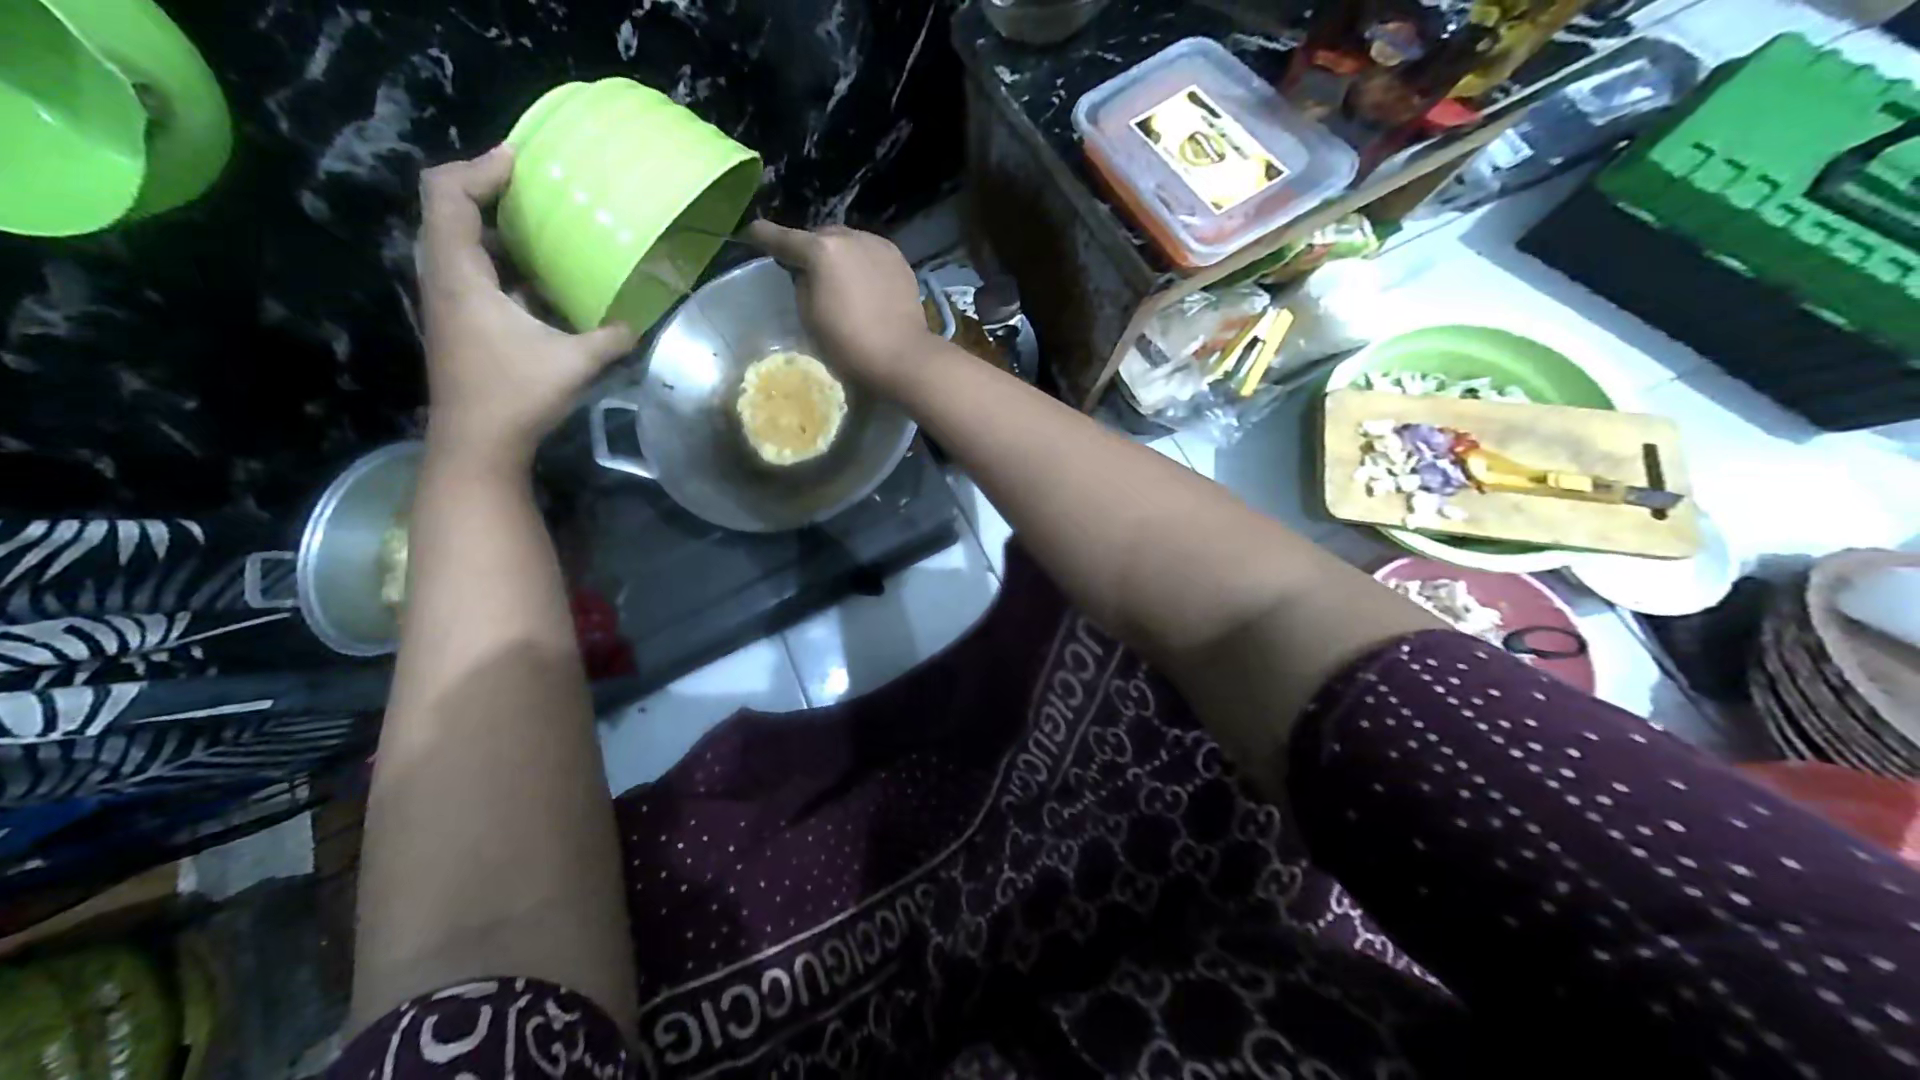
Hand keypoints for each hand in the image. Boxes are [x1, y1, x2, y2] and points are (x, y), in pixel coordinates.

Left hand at [415, 146, 639, 465]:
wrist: (476, 444)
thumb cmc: (515, 395)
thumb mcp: (574, 363)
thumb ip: (610, 337)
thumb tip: (638, 323)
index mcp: (460, 275)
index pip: (448, 194)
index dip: (480, 168)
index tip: (522, 161)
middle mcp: (445, 279)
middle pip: (447, 210)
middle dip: (487, 190)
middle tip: (534, 189)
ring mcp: (449, 301)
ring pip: (460, 243)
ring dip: (496, 229)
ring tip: (541, 229)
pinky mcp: (460, 322)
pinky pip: (473, 272)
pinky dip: (502, 263)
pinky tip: (540, 281)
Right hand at [745, 221, 935, 390]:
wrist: (902, 356)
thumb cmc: (849, 343)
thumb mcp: (809, 316)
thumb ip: (801, 284)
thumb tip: (806, 272)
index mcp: (822, 250)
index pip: (783, 239)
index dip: (764, 236)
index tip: (752, 232)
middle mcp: (850, 237)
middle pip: (819, 236)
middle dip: (809, 249)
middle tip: (804, 270)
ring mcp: (878, 245)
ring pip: (847, 242)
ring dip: (837, 255)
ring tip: (836, 279)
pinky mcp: (898, 259)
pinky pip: (870, 254)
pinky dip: (860, 264)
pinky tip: (862, 285)